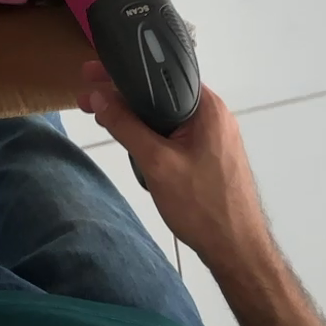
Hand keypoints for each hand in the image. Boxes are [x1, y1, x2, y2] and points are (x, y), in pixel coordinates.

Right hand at [78, 62, 272, 268]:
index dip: (122, 71)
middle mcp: (213, 114)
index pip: (160, 73)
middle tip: (86, 96)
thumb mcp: (156, 163)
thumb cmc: (202, 206)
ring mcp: (212, 135)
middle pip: (159, 92)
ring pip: (164, 113)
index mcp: (207, 107)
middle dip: (121, 94)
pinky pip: (172, 131)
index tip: (93, 72)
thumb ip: (126, 126)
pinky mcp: (208, 153)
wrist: (239, 254)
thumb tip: (97, 96)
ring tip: (99, 115)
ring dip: (132, 114)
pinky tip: (127, 137)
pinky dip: (148, 130)